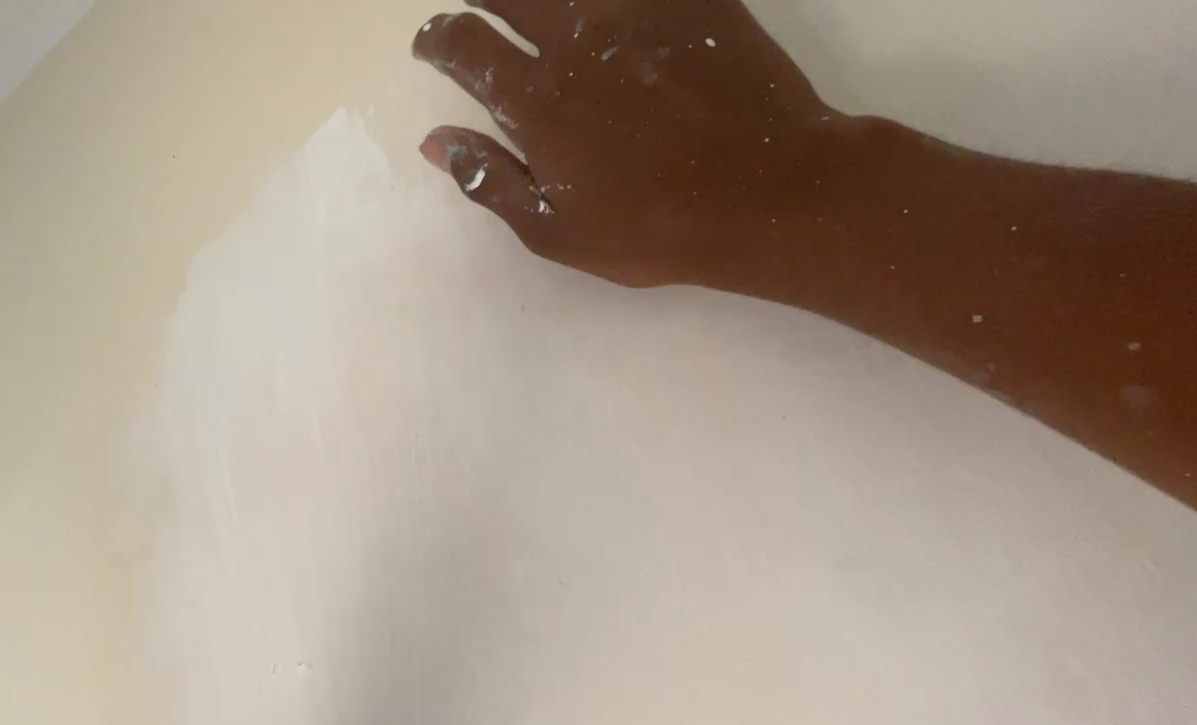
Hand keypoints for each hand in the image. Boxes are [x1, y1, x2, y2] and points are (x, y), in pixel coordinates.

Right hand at [413, 0, 847, 289]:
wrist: (764, 193)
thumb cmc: (647, 228)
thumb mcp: (552, 229)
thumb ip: (489, 179)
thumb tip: (436, 142)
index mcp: (539, 100)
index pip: (467, 47)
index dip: (439, 40)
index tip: (431, 46)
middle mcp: (580, 40)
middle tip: (474, 11)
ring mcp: (640, 11)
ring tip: (533, 11)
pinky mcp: (692, 1)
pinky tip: (604, 13)